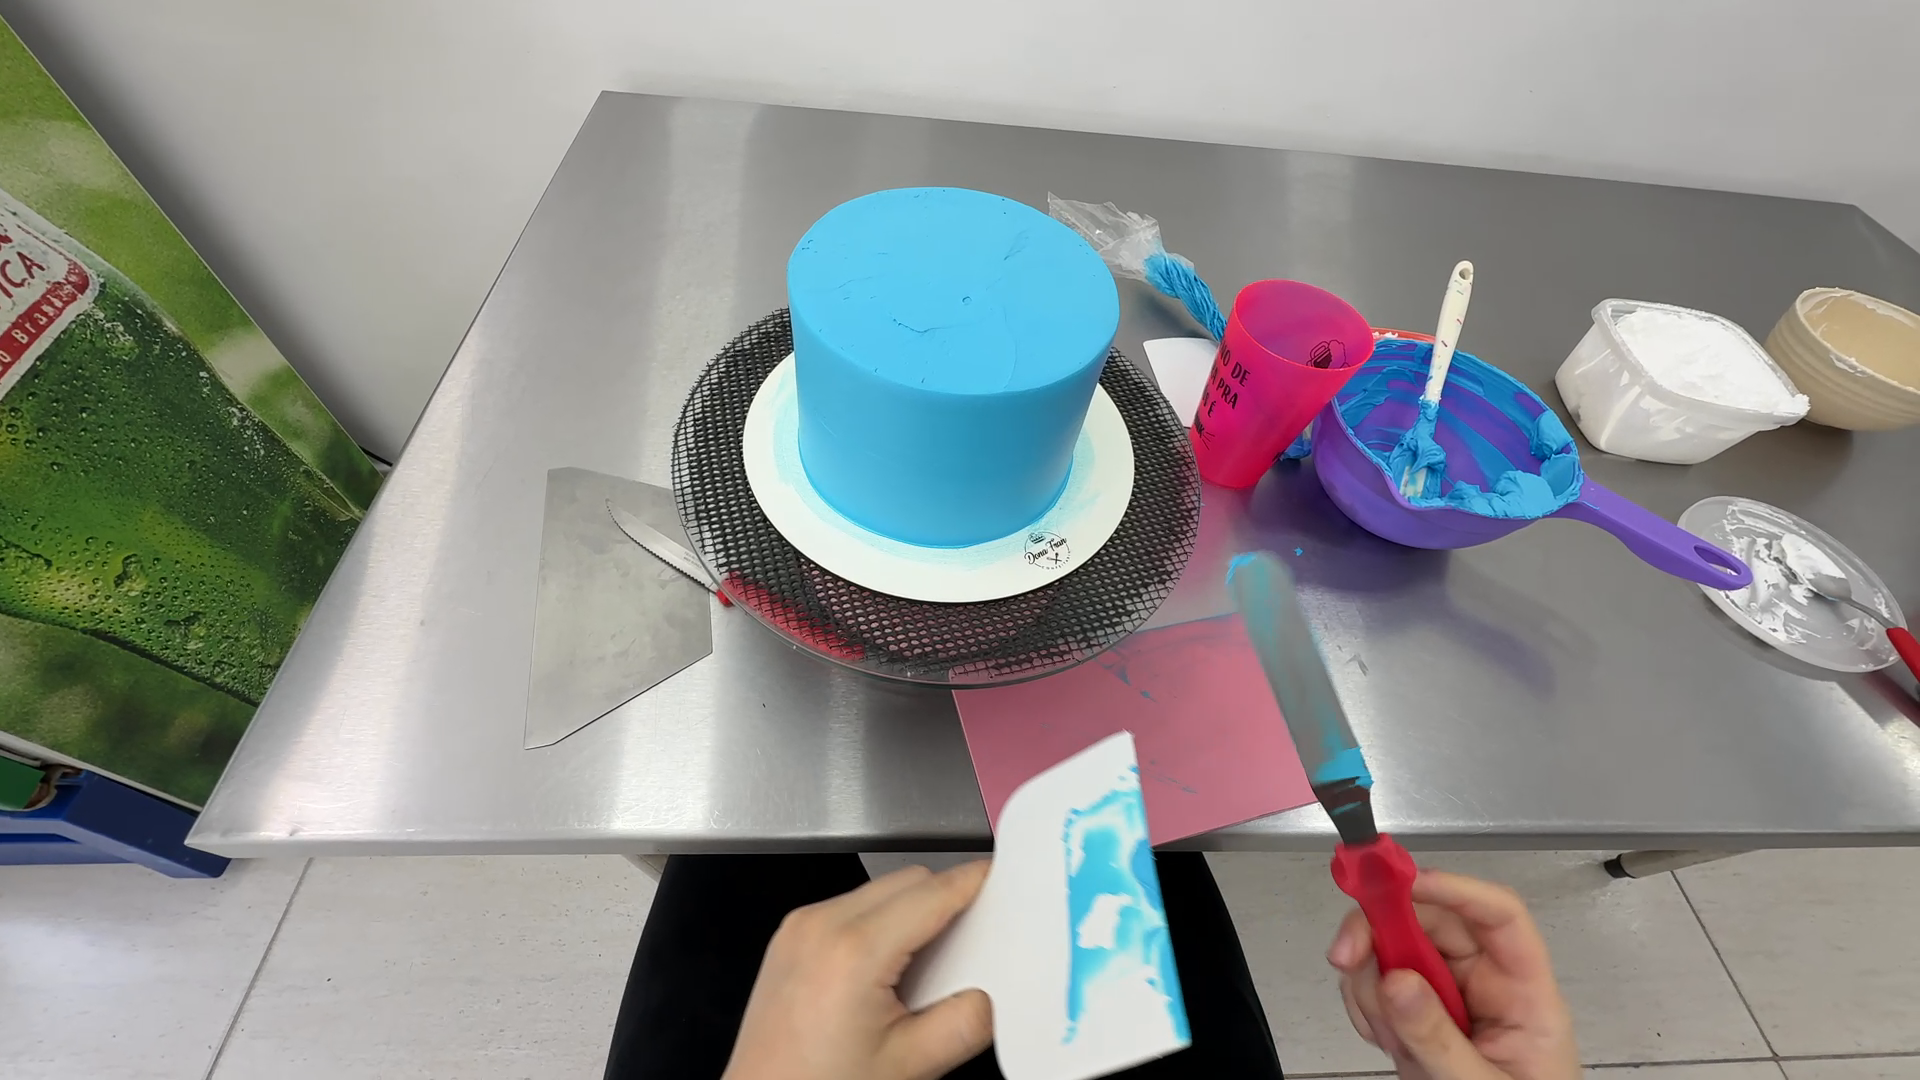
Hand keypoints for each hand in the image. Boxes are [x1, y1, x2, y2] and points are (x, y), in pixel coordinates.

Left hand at [723, 862, 993, 1079]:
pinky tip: (886, 964)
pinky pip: (851, 903)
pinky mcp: (791, 933)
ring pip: (880, 887)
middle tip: (968, 939)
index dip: (972, 882)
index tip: (997, 879)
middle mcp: (822, 923)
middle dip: (944, 899)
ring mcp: (801, 924)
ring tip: (922, 963)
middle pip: (908, 880)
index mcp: (854, 951)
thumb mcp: (908, 1067)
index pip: (932, 894)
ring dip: (910, 908)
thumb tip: (992, 992)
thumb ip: (963, 1024)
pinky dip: (879, 918)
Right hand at [1327, 871, 1579, 1079]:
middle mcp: (1481, 981)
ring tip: (1385, 1036)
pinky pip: (1370, 976)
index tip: (1400, 884)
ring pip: (1388, 945)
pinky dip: (1360, 1002)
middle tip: (1346, 955)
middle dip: (1378, 931)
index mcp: (1523, 994)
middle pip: (1426, 919)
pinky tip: (1380, 1038)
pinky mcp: (1409, 1006)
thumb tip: (1396, 980)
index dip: (1453, 888)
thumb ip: (1440, 1040)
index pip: (1498, 915)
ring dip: (1368, 982)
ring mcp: (1441, 991)